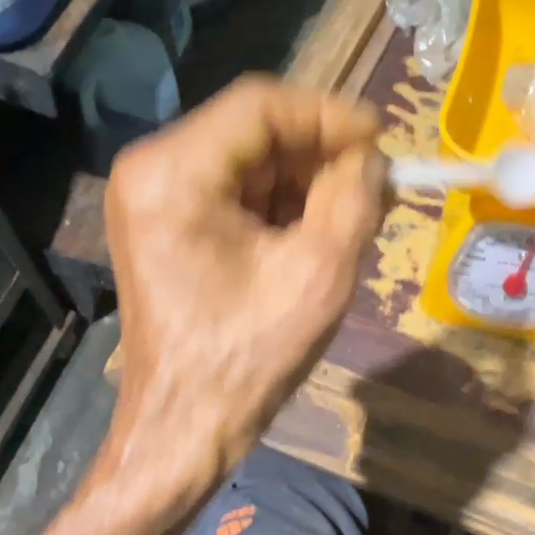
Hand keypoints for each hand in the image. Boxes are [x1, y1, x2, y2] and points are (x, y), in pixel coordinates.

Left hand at [105, 76, 383, 473]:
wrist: (185, 430)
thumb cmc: (247, 359)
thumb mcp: (318, 274)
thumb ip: (353, 198)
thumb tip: (371, 158)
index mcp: (173, 172)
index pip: (261, 105)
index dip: (330, 116)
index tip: (383, 140)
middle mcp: (152, 171)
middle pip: (254, 132)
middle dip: (321, 155)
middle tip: (377, 185)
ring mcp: (155, 200)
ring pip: (250, 163)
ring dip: (306, 183)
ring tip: (357, 216)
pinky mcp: (169, 228)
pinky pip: (236, 195)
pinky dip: (282, 208)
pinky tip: (319, 235)